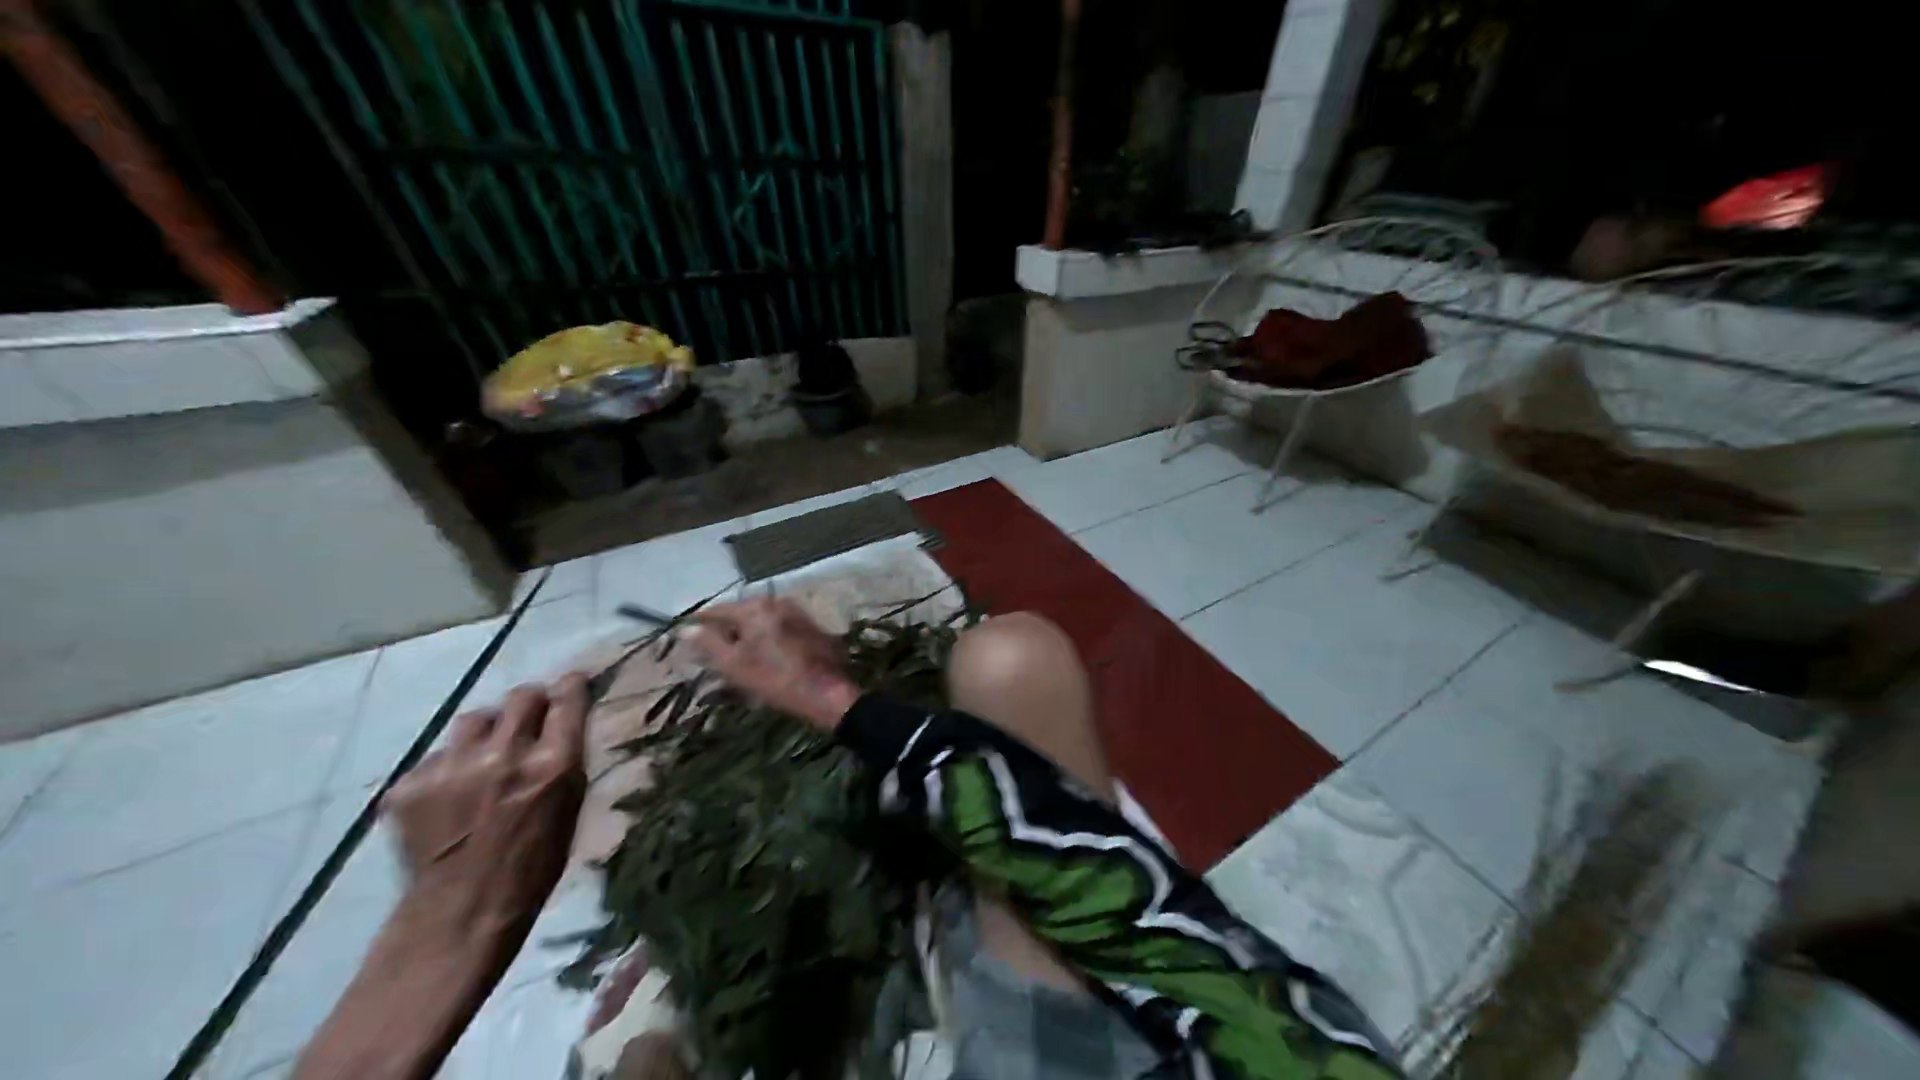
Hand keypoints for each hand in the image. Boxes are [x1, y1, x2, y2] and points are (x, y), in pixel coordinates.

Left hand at [294, 677, 590, 1079]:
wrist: (460, 915)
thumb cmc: (535, 863)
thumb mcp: (570, 805)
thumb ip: (567, 759)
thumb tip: (565, 721)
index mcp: (553, 764)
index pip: (567, 698)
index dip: (572, 686)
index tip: (572, 683)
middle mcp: (504, 756)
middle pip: (521, 696)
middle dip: (530, 704)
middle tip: (528, 722)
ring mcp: (451, 769)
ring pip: (475, 719)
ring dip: (486, 733)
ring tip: (484, 759)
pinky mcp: (410, 786)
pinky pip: (437, 755)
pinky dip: (449, 768)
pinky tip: (451, 796)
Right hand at [684, 597, 860, 730]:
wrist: (827, 692)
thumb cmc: (776, 679)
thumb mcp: (734, 665)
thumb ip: (708, 643)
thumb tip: (685, 629)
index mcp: (756, 607)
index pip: (717, 610)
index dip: (700, 625)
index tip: (688, 638)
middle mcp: (777, 602)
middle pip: (741, 614)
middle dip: (727, 632)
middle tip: (716, 656)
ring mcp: (798, 612)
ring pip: (761, 621)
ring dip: (748, 636)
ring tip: (740, 660)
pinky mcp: (811, 626)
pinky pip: (780, 627)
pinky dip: (768, 638)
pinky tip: (766, 658)